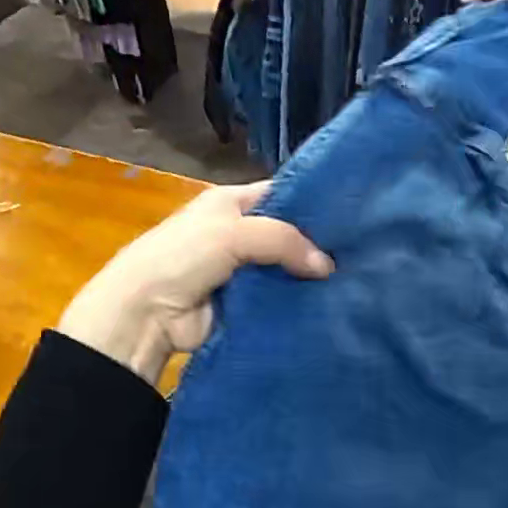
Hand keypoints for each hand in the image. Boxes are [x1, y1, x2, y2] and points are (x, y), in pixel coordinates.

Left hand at [57, 181, 332, 382]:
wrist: (147, 312)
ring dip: (310, 278)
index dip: (312, 203)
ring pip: (286, 271)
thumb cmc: (184, 256)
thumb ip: (283, 241)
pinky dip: (296, 304)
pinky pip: (278, 301)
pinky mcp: (245, 305)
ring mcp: (242, 272)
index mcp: (231, 203)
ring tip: (351, 281)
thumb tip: (328, 267)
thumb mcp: (234, 233)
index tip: (350, 215)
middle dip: (317, 245)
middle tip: (359, 254)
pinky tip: (326, 306)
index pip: (281, 195)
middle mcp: (239, 234)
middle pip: (288, 236)